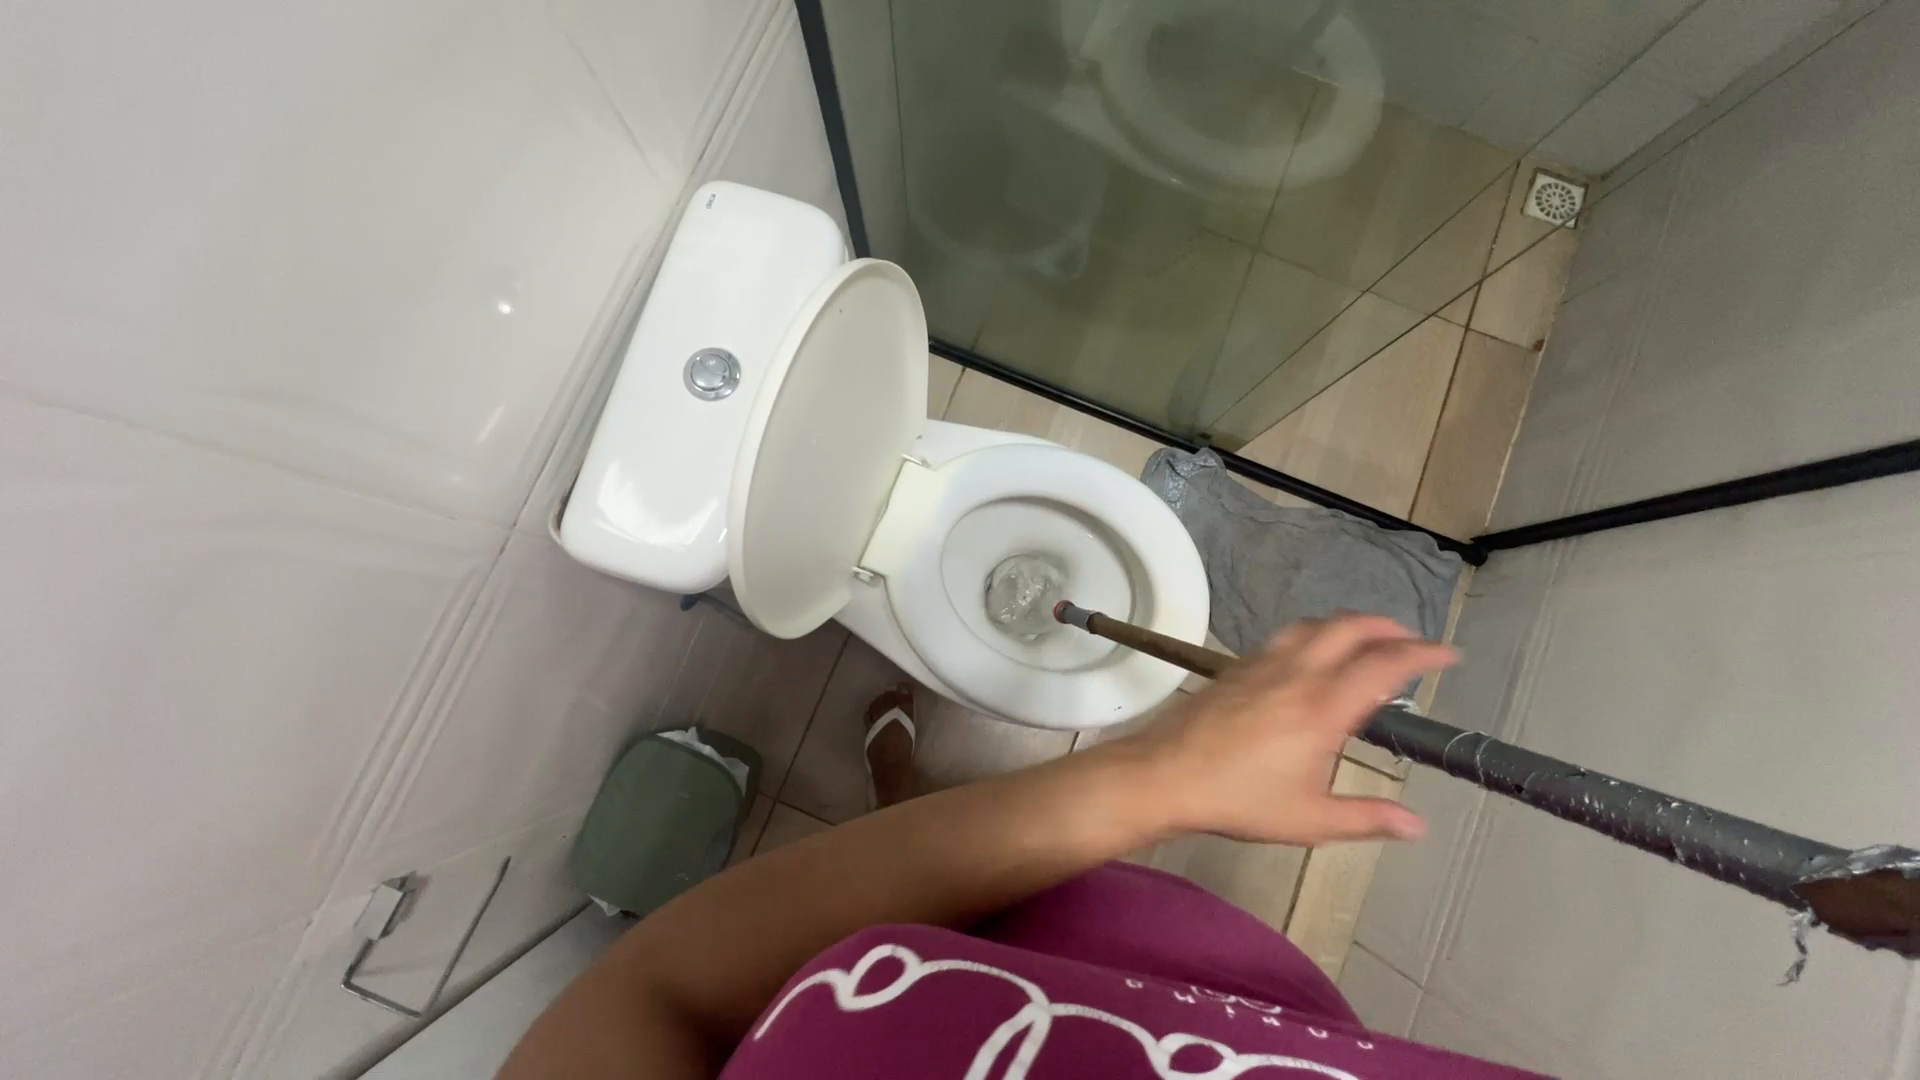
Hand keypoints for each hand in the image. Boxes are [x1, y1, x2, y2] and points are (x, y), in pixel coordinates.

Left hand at [1124, 615, 1454, 845]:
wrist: (1164, 774)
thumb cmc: (1238, 799)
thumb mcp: (1309, 820)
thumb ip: (1366, 818)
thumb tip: (1416, 825)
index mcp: (1321, 707)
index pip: (1383, 666)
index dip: (1422, 654)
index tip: (1448, 654)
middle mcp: (1294, 674)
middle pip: (1347, 628)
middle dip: (1386, 627)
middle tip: (1410, 641)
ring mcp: (1259, 666)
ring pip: (1310, 626)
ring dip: (1345, 625)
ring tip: (1363, 641)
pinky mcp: (1234, 669)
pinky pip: (1282, 638)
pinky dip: (1310, 635)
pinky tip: (1308, 658)